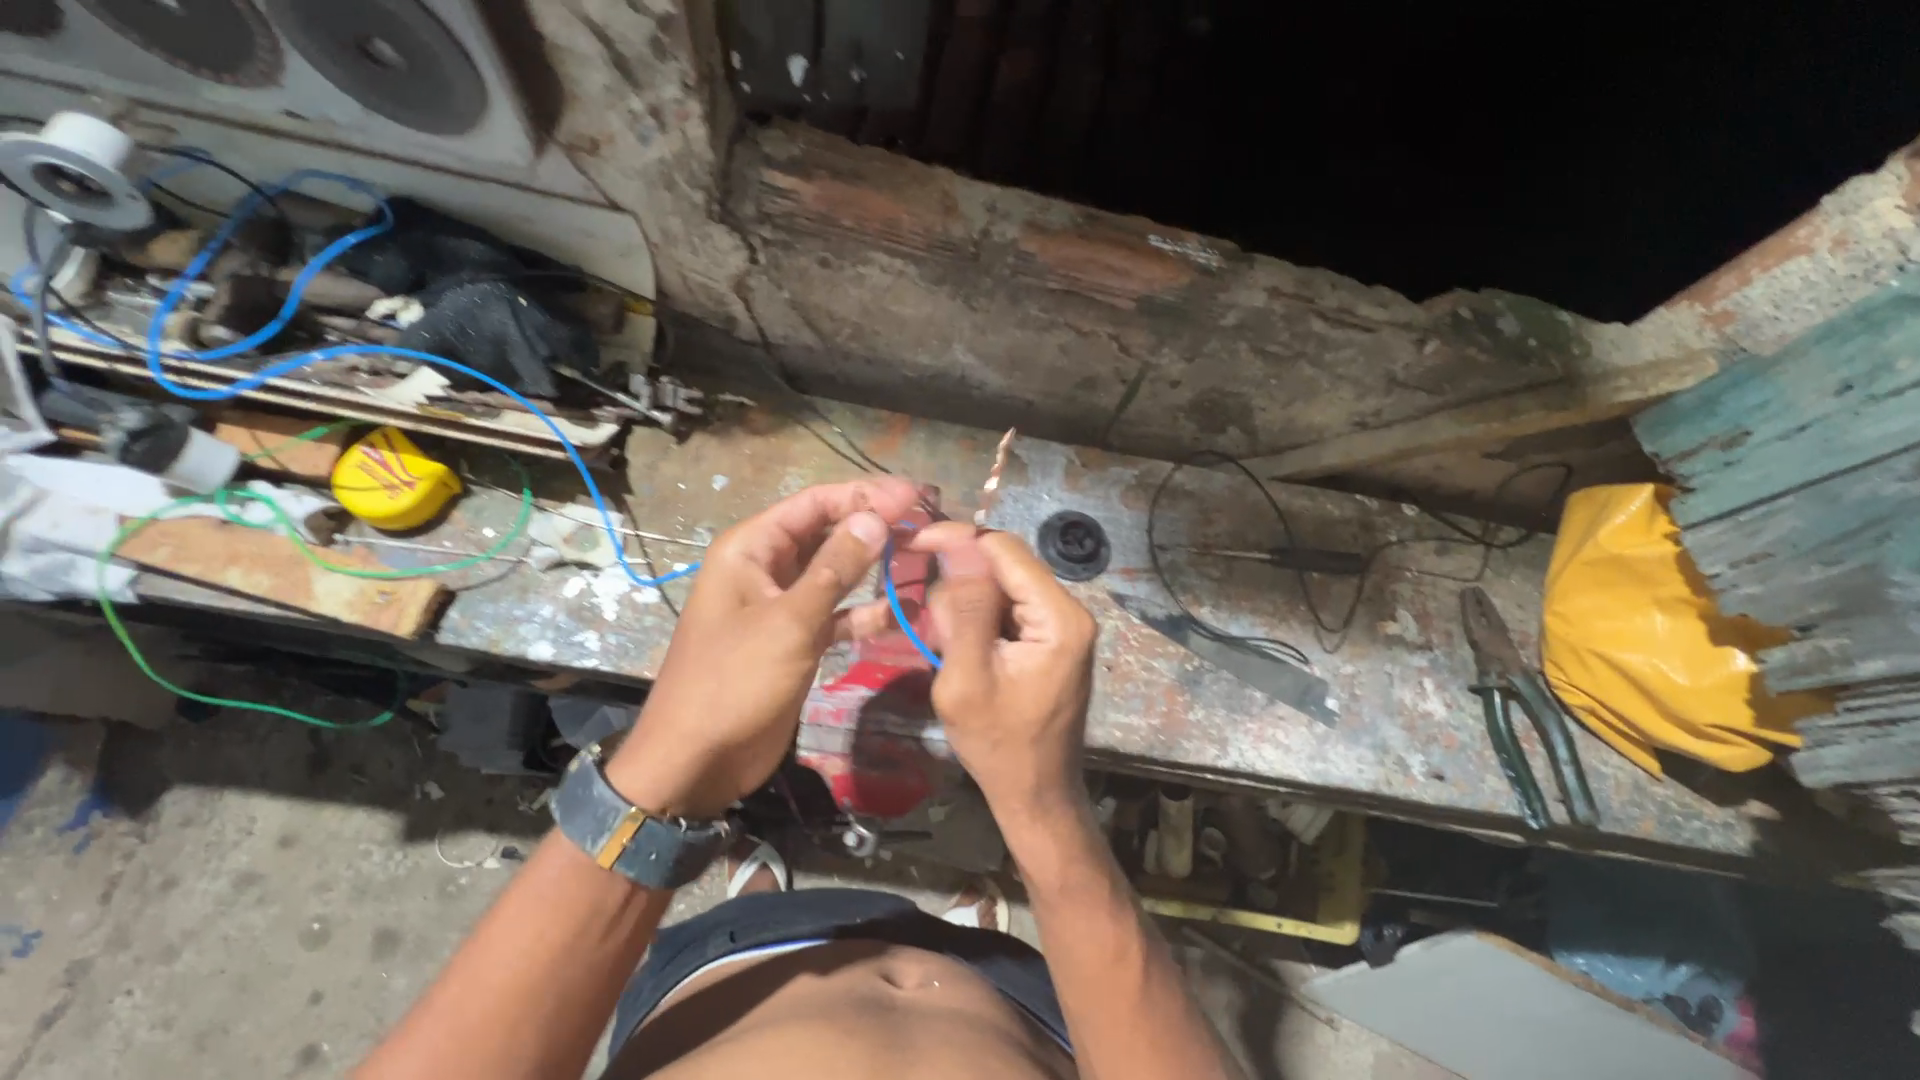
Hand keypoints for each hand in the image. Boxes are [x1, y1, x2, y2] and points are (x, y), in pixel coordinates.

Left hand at [607, 477, 922, 817]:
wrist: (699, 758)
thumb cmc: (734, 681)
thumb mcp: (789, 621)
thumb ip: (835, 568)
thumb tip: (877, 518)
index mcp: (751, 549)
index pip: (815, 503)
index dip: (865, 495)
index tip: (916, 494)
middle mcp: (767, 568)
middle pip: (828, 532)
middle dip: (874, 525)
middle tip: (928, 519)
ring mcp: (783, 606)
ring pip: (836, 573)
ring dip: (875, 566)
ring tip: (924, 555)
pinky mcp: (797, 641)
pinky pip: (838, 614)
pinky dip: (867, 613)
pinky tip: (905, 612)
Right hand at [910, 522, 1098, 817]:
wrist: (1036, 793)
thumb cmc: (999, 745)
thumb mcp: (967, 680)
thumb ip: (964, 613)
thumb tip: (959, 556)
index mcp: (1058, 617)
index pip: (1005, 550)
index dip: (957, 538)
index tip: (912, 543)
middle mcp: (1069, 611)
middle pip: (1004, 566)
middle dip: (957, 578)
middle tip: (920, 605)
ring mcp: (1062, 626)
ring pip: (1002, 587)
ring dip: (964, 603)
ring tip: (939, 641)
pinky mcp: (1050, 640)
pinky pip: (1008, 610)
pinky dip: (978, 619)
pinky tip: (957, 647)